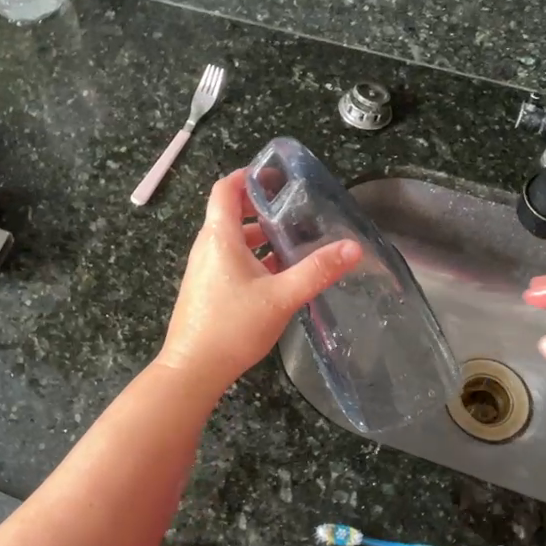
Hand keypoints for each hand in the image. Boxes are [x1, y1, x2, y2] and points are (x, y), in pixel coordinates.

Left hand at [156, 170, 359, 386]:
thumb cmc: (232, 327)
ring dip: (258, 234)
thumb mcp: (282, 296)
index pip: (226, 189)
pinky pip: (229, 260)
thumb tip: (352, 247)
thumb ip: (317, 270)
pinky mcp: (206, 289)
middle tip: (292, 206)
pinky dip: (252, 256)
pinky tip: (277, 274)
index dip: (248, 176)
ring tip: (291, 239)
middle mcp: (207, 247)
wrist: (192, 370)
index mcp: (219, 237)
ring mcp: (204, 269)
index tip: (275, 175)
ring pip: (231, 238)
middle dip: (260, 205)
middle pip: (229, 212)